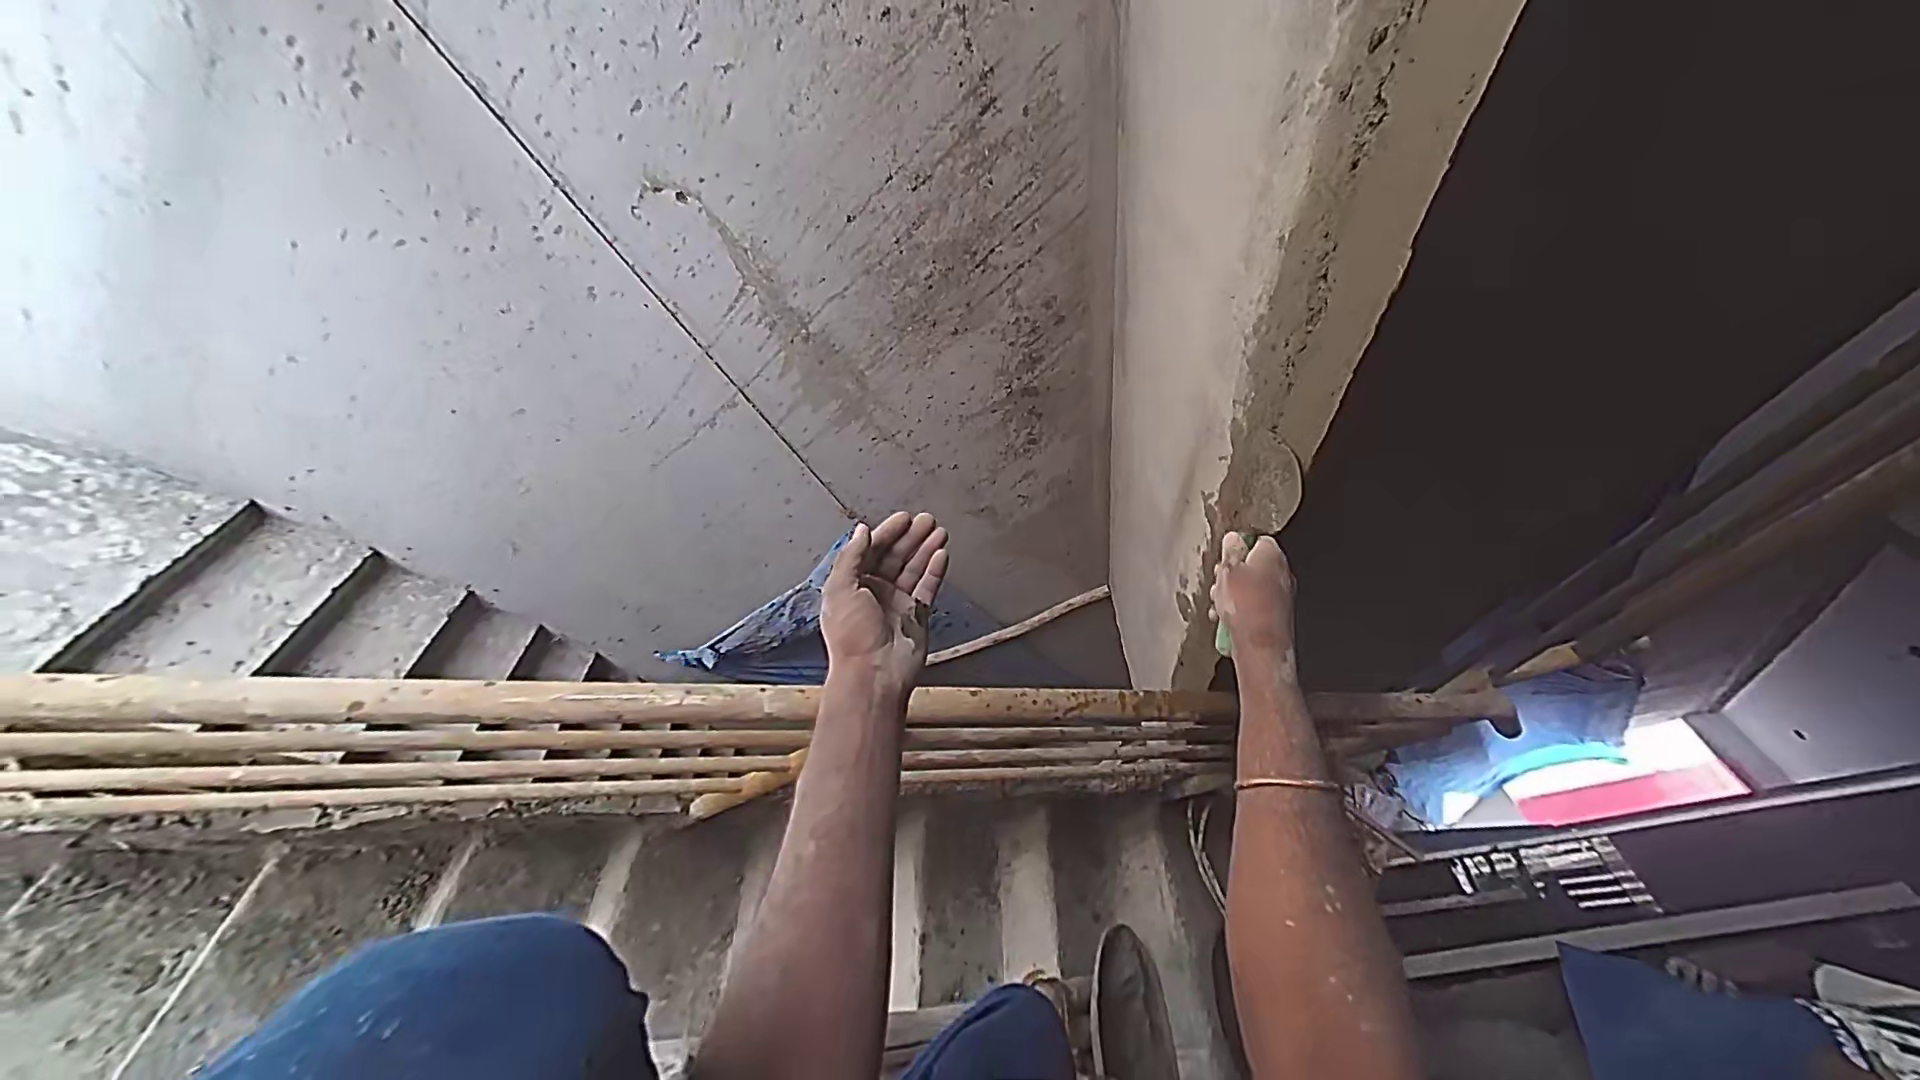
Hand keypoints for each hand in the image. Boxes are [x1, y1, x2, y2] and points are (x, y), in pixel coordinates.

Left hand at [821, 512, 949, 695]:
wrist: (873, 673)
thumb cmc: (851, 636)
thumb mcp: (840, 589)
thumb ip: (851, 557)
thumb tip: (861, 531)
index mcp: (852, 585)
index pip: (871, 551)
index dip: (887, 533)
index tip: (903, 518)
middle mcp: (875, 592)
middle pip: (895, 557)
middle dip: (910, 537)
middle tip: (927, 520)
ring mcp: (897, 604)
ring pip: (914, 569)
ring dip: (925, 549)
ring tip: (939, 531)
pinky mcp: (917, 615)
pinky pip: (927, 587)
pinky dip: (935, 570)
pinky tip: (941, 554)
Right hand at [1210, 532, 1296, 661]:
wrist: (1259, 644)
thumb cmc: (1246, 606)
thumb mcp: (1228, 570)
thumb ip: (1230, 551)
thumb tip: (1233, 540)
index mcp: (1273, 555)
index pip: (1257, 540)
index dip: (1237, 547)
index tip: (1223, 557)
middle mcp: (1282, 573)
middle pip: (1252, 564)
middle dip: (1231, 573)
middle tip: (1218, 580)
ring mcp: (1279, 596)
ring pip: (1249, 586)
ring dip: (1230, 592)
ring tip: (1218, 602)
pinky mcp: (1274, 616)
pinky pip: (1251, 605)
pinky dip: (1238, 609)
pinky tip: (1224, 617)